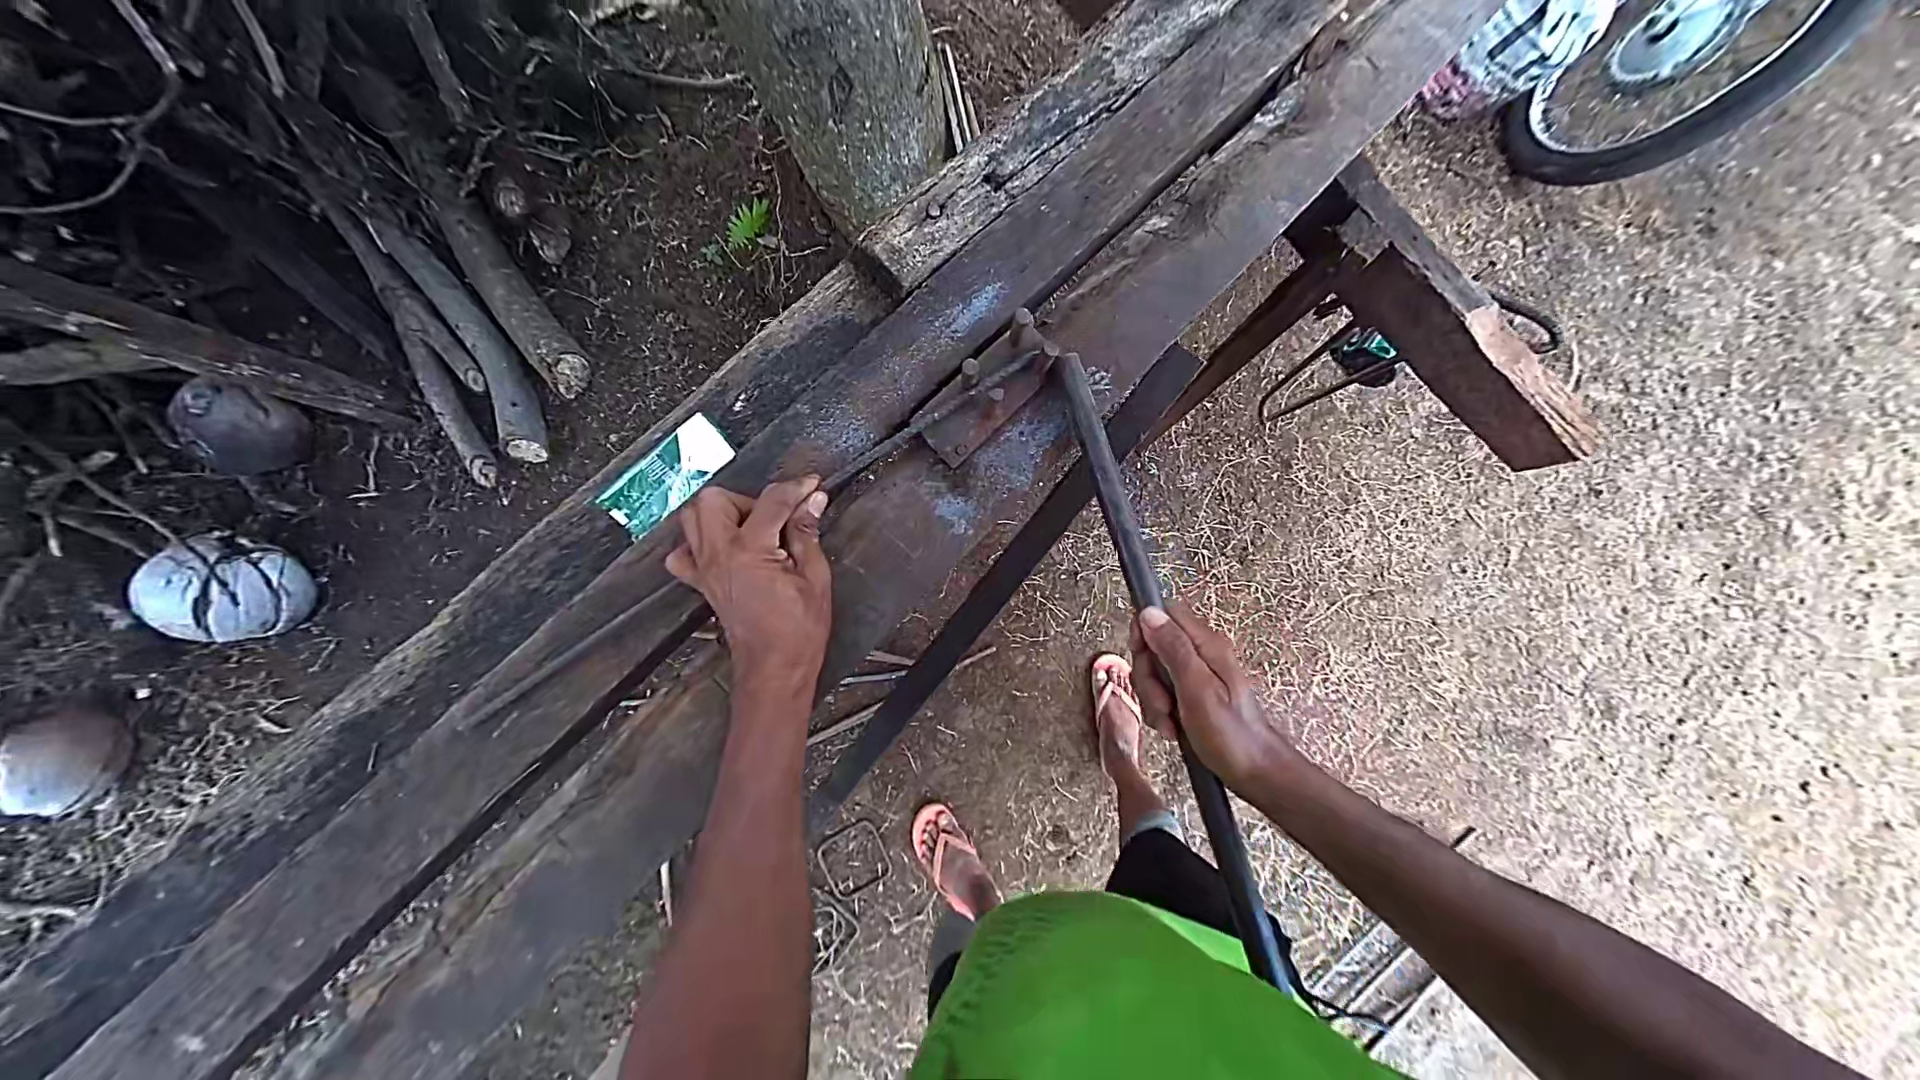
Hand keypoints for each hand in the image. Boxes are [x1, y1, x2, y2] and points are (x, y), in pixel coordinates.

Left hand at [667, 477, 832, 691]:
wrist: (775, 668)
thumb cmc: (798, 631)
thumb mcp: (815, 576)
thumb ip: (807, 533)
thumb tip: (811, 501)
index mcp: (750, 551)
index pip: (772, 501)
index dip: (796, 488)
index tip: (812, 486)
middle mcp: (718, 555)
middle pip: (714, 499)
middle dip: (749, 498)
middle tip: (777, 513)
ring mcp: (705, 569)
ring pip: (692, 518)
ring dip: (722, 513)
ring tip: (753, 527)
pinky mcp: (702, 583)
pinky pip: (684, 552)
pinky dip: (699, 542)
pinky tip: (725, 547)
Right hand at [1129, 600, 1297, 790]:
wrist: (1254, 772)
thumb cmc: (1232, 736)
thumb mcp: (1196, 689)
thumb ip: (1173, 649)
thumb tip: (1150, 614)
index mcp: (1207, 646)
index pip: (1165, 613)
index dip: (1145, 631)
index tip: (1143, 658)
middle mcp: (1202, 654)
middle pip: (1154, 645)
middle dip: (1147, 675)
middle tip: (1163, 700)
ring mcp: (1197, 675)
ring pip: (1154, 671)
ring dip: (1153, 698)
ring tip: (1170, 718)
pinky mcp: (1192, 694)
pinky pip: (1162, 692)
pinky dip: (1160, 711)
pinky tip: (1173, 726)